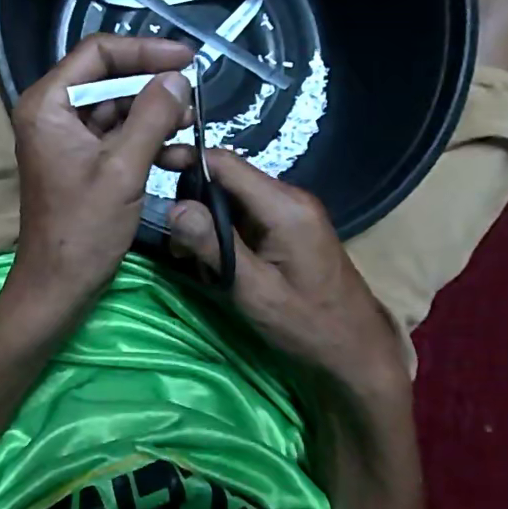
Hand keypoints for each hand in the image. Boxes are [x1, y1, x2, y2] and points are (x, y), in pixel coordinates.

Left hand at [11, 34, 194, 303]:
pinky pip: (116, 135)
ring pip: (116, 107)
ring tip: (193, 125)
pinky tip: (178, 152)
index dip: (144, 50)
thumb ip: (152, 116)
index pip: (97, 53)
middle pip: (108, 78)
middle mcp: (51, 112)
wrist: (58, 284)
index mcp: (48, 104)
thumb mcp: (124, 169)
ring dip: (155, 114)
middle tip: (195, 97)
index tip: (188, 58)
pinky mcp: (80, 159)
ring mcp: (65, 137)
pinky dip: (145, 138)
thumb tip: (178, 77)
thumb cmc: (84, 228)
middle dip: (153, 86)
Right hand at [162, 149, 407, 395]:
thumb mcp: (254, 290)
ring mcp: (291, 212)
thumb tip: (174, 207)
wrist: (356, 350)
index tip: (151, 164)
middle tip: (173, 242)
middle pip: (227, 179)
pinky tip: (215, 263)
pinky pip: (245, 216)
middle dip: (193, 202)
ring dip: (206, 222)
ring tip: (191, 259)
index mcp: (284, 207)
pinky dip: (223, 233)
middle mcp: (289, 198)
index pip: (226, 163)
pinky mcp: (288, 227)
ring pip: (233, 199)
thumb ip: (214, 246)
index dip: (187, 158)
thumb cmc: (308, 324)